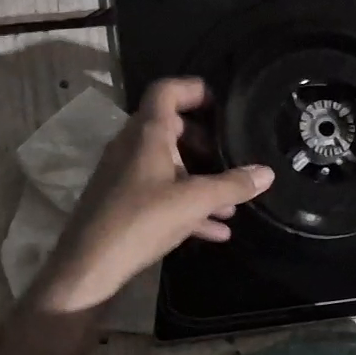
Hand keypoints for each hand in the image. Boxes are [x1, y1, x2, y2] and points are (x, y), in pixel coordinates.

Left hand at [30, 78, 273, 314]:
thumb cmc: (141, 221)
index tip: (220, 103)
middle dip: (203, 142)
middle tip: (228, 156)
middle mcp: (131, 147)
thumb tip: (266, 173)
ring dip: (198, 180)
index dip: (193, 89)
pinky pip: (160, 194)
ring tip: (231, 203)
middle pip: (170, 129)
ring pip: (167, 166)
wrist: (88, 265)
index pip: (166, 91)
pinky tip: (215, 231)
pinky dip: (186, 205)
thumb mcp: (194, 202)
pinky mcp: (122, 203)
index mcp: (146, 133)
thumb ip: (232, 186)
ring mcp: (124, 175)